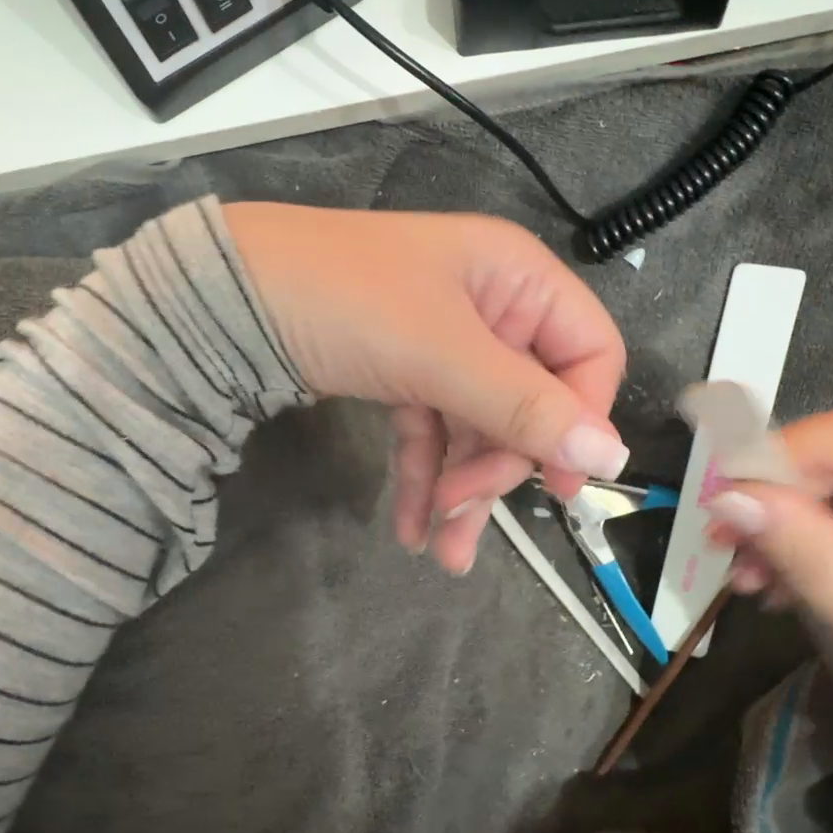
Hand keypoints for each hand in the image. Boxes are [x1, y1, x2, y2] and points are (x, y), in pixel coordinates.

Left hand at [224, 203, 628, 574]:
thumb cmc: (345, 302)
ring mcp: (445, 343)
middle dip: (499, 466)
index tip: (557, 488)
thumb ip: (524, 407)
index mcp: (517, 278)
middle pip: (531, 402)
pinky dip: (424, 477)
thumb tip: (610, 459)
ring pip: (478, 426)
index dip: (581, 422)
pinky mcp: (403, 372)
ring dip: (463, 490)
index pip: (589, 355)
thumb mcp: (441, 355)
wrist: (222, 298)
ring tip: (442, 554)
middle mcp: (492, 307)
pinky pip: (432, 431)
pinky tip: (409, 531)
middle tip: (462, 509)